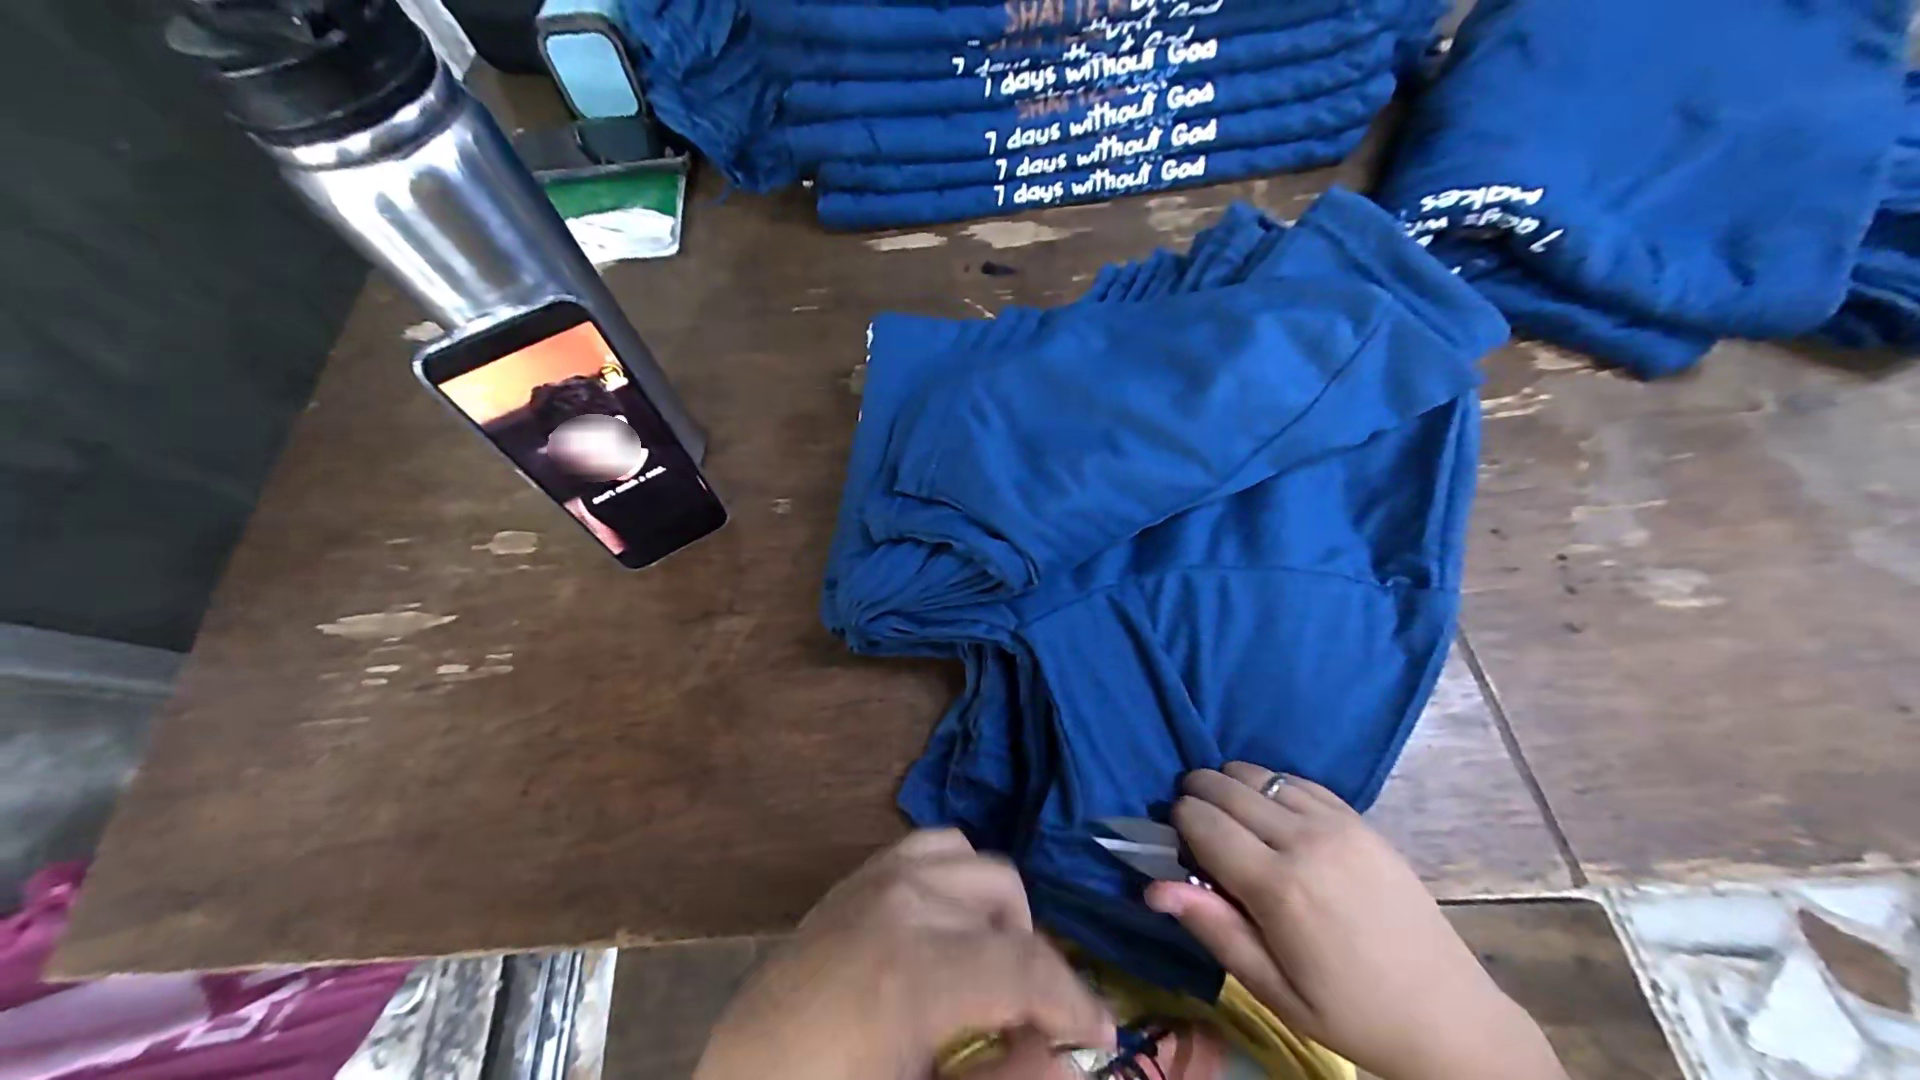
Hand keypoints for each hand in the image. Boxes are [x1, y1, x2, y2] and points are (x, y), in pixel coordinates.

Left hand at [694, 829, 1113, 1079]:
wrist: (740, 1078)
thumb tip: (1068, 1057)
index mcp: (914, 968)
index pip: (1026, 965)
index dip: (1075, 1001)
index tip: (1097, 1034)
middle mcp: (902, 901)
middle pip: (1008, 901)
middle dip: (1034, 958)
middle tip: (1030, 1015)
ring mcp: (877, 877)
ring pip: (975, 863)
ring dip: (997, 911)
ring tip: (989, 964)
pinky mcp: (859, 874)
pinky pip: (930, 847)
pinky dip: (957, 877)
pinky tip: (948, 922)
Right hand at [1144, 764, 1565, 1079]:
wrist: (1450, 1017)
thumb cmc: (1349, 1012)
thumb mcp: (1273, 989)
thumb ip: (1213, 928)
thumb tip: (1152, 886)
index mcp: (1279, 887)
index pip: (1200, 820)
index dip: (1177, 823)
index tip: (1177, 843)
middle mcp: (1304, 840)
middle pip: (1223, 785)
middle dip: (1196, 796)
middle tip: (1196, 827)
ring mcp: (1337, 823)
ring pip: (1256, 773)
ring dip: (1230, 786)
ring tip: (1232, 819)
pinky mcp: (1359, 819)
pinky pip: (1295, 779)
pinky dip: (1269, 786)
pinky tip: (1271, 815)